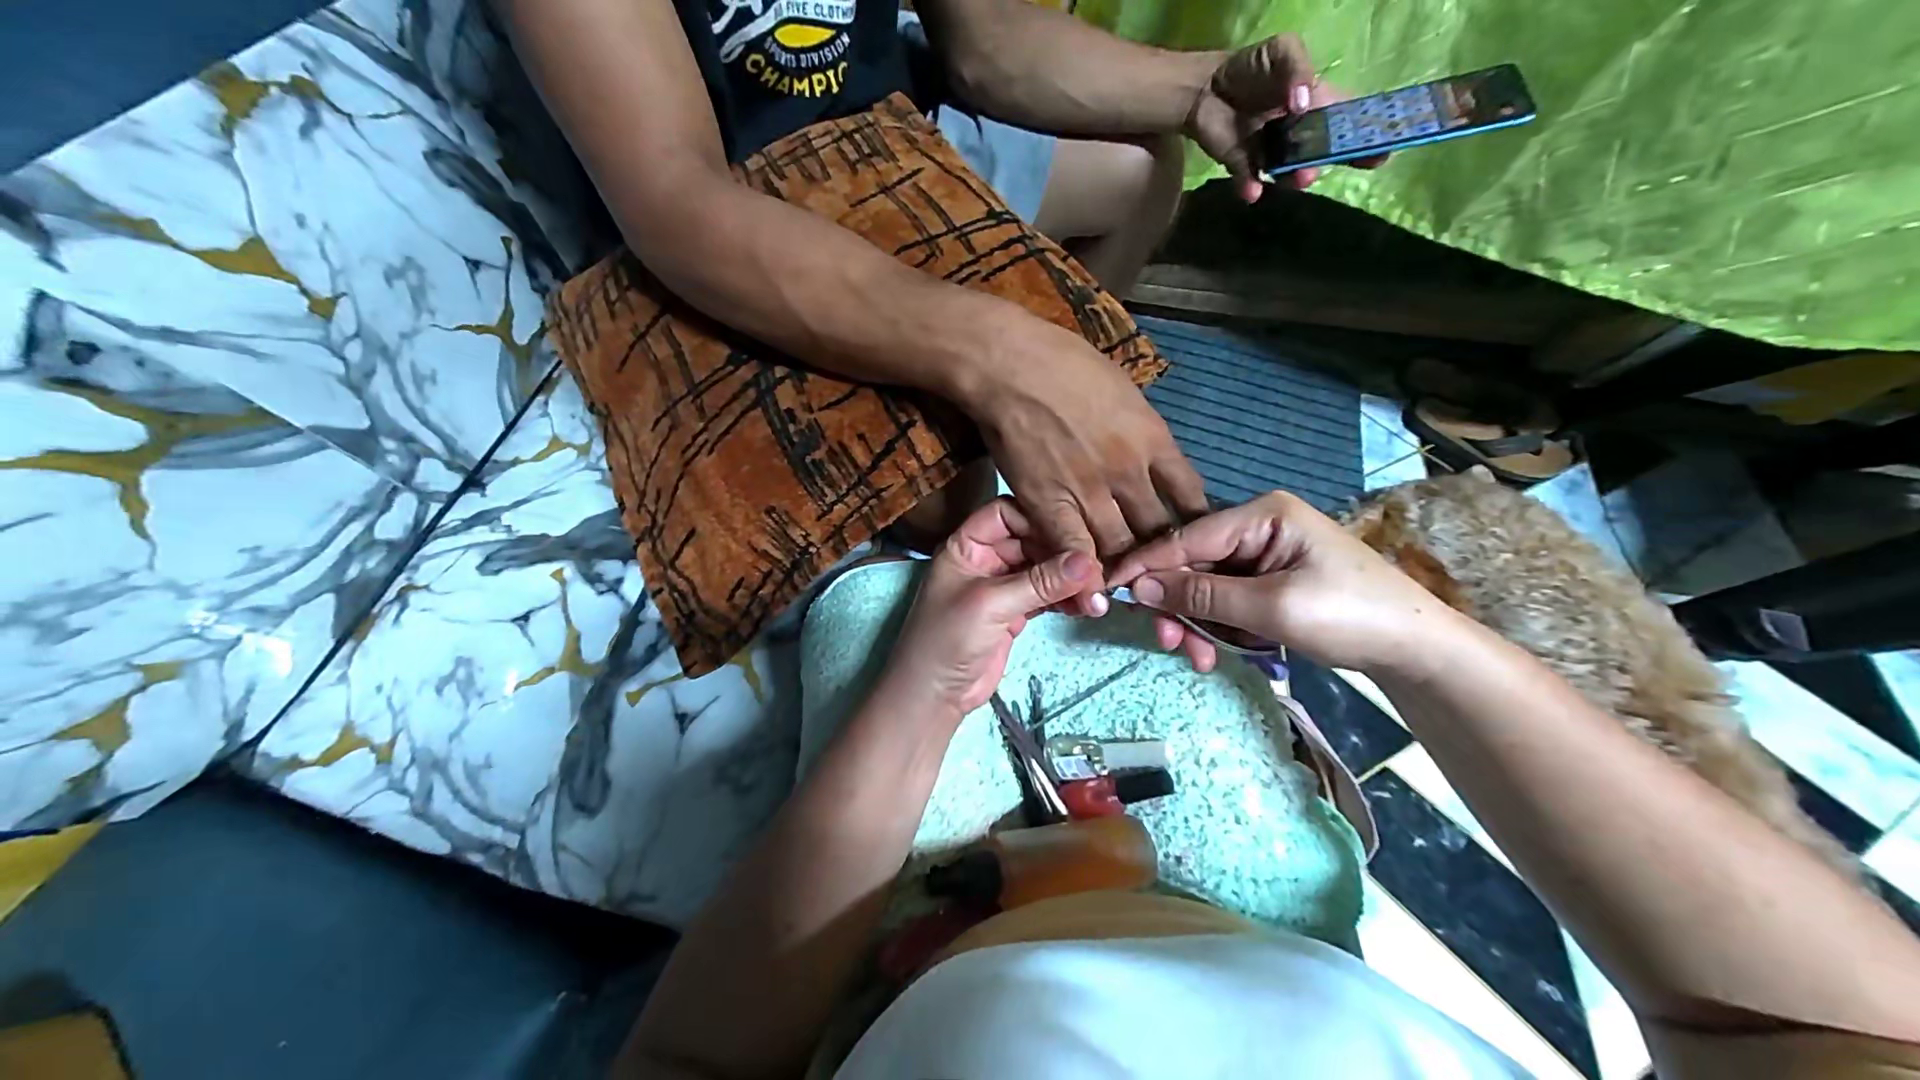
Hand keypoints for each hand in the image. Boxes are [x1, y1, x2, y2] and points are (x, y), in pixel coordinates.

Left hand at [882, 498, 1102, 716]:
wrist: (933, 696)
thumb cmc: (947, 640)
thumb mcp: (991, 604)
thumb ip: (1039, 582)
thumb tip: (1088, 561)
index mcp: (966, 545)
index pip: (1007, 514)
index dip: (1039, 517)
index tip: (1075, 529)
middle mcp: (985, 559)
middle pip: (1031, 541)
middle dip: (1063, 554)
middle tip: (1096, 570)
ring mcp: (1001, 586)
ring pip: (1043, 569)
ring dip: (1070, 580)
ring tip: (1097, 593)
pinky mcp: (1015, 611)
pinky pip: (1047, 595)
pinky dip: (1066, 598)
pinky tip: (1086, 605)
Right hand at [972, 320, 1207, 577]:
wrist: (1011, 365)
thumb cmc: (1066, 363)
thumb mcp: (1124, 391)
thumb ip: (1142, 430)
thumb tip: (1151, 453)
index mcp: (1154, 438)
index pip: (1190, 496)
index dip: (1193, 526)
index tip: (1188, 541)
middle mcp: (1130, 472)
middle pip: (1158, 530)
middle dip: (1161, 557)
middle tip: (1156, 575)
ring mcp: (1090, 491)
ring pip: (1121, 547)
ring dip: (1125, 569)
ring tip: (1123, 584)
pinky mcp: (1050, 504)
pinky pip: (1075, 549)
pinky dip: (1085, 574)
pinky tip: (1090, 591)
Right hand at [1106, 490, 1456, 673]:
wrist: (1417, 650)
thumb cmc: (1349, 616)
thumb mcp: (1271, 608)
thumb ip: (1202, 595)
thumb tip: (1137, 586)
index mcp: (1262, 515)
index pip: (1186, 537)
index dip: (1144, 565)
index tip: (1104, 587)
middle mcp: (1257, 527)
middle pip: (1192, 564)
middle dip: (1177, 605)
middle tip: (1167, 642)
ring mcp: (1264, 555)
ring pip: (1205, 587)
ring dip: (1197, 623)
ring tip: (1201, 658)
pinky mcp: (1269, 582)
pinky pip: (1226, 602)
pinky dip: (1218, 628)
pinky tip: (1219, 652)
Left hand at [1183, 33, 1387, 201]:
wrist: (1206, 87)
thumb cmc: (1253, 67)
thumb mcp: (1283, 51)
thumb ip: (1297, 69)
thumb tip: (1303, 102)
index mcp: (1317, 104)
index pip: (1347, 121)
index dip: (1366, 136)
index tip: (1383, 152)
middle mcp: (1298, 135)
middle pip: (1322, 153)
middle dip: (1333, 163)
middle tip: (1337, 163)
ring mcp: (1271, 152)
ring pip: (1289, 172)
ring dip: (1296, 178)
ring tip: (1300, 178)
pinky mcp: (1242, 165)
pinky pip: (1250, 180)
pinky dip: (1251, 187)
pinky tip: (1253, 190)